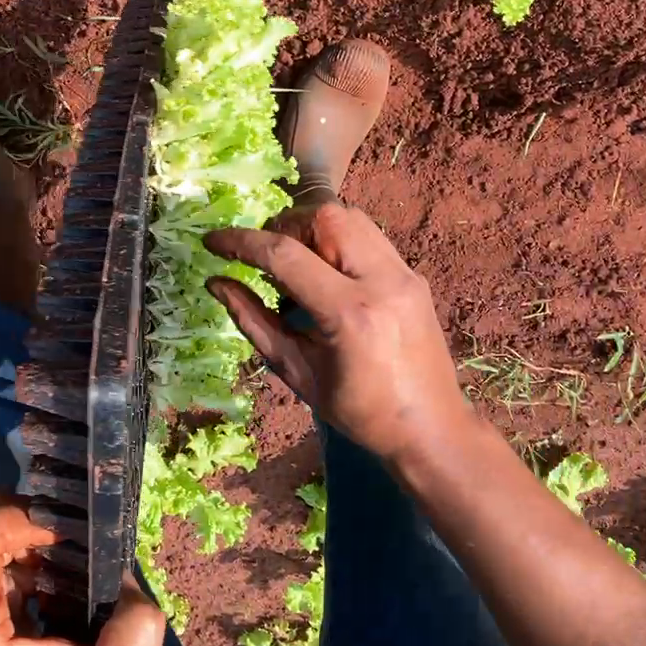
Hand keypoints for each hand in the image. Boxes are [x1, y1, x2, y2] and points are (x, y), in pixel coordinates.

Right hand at [204, 202, 469, 465]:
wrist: (432, 429)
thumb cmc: (358, 412)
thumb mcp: (296, 372)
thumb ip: (254, 321)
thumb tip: (216, 283)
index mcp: (350, 314)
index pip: (285, 255)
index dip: (241, 242)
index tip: (212, 242)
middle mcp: (382, 281)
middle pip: (323, 217)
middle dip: (283, 227)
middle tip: (266, 259)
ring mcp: (404, 273)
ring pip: (349, 216)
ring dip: (311, 228)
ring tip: (296, 264)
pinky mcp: (413, 274)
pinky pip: (367, 235)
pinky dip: (336, 240)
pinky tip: (325, 273)